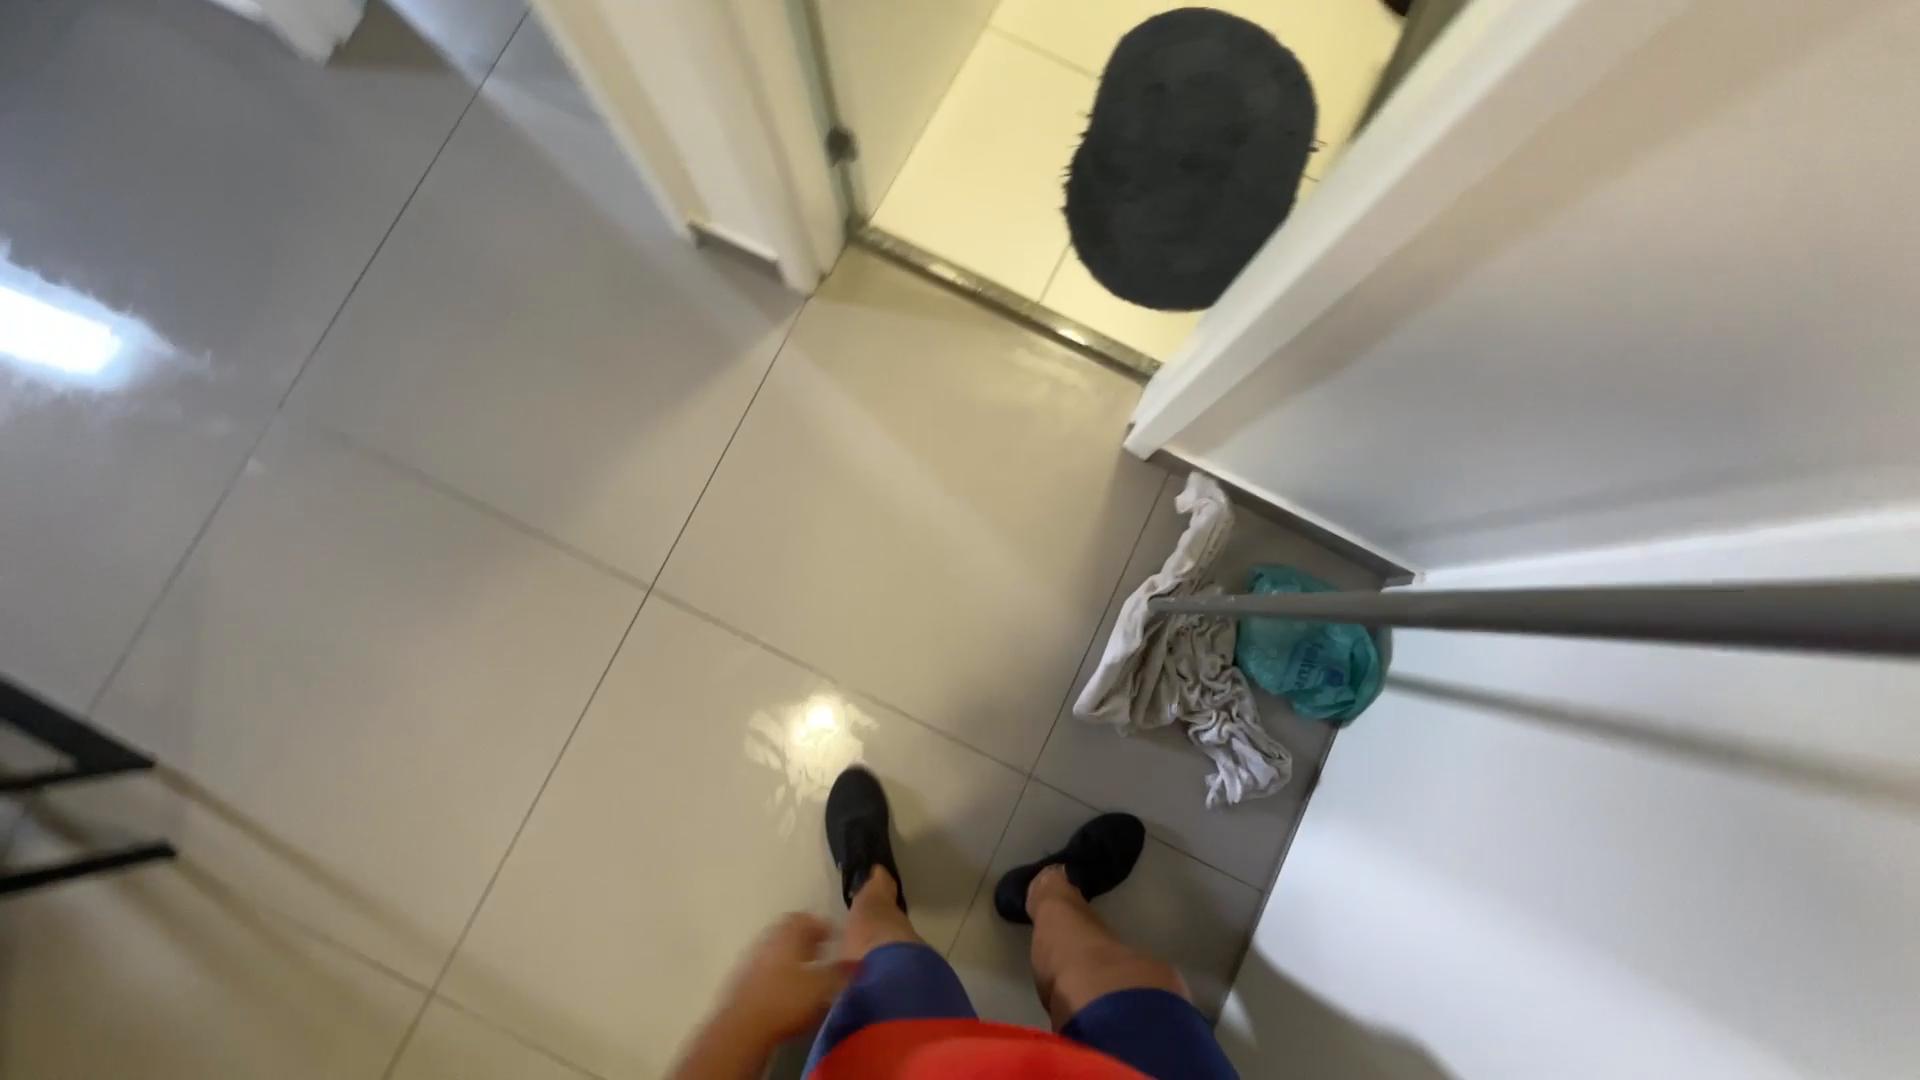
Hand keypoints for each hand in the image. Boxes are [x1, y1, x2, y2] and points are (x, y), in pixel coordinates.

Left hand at [715, 913, 850, 1045]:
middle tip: (821, 951)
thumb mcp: (822, 986)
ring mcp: (751, 957)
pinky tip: (783, 988)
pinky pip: (764, 965)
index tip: (835, 936)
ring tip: (804, 971)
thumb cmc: (786, 999)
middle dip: (806, 938)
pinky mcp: (740, 979)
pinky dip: (776, 971)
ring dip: (790, 955)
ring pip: (776, 948)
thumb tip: (859, 960)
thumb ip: (842, 971)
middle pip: (789, 930)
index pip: (807, 917)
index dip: (823, 925)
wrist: (741, 1028)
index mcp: (789, 932)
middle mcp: (769, 938)